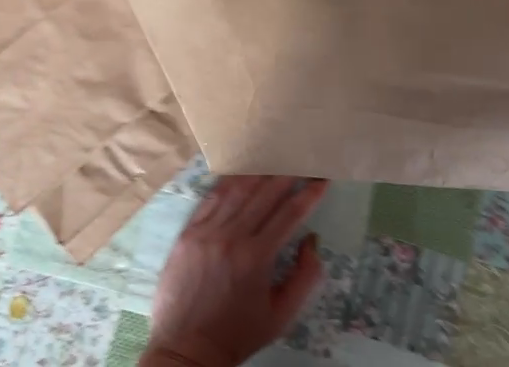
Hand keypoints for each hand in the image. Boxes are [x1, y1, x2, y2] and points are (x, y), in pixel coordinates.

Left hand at [141, 176, 329, 366]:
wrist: (186, 349)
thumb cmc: (238, 333)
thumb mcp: (281, 315)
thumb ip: (305, 277)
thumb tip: (312, 240)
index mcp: (257, 257)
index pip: (289, 214)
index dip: (309, 194)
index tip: (322, 180)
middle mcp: (231, 237)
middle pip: (264, 194)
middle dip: (286, 175)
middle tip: (300, 162)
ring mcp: (205, 231)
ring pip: (236, 189)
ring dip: (257, 172)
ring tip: (273, 160)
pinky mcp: (187, 232)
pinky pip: (210, 198)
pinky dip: (227, 183)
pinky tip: (239, 174)